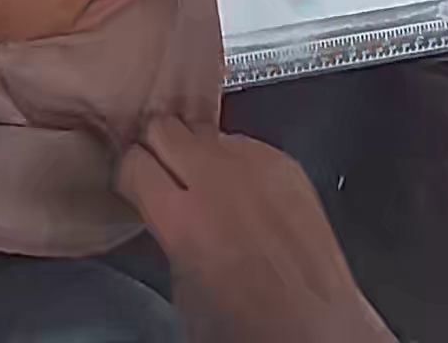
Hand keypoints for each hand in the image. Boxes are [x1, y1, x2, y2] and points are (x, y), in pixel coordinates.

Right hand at [118, 117, 396, 342]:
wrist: (319, 332)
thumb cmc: (246, 325)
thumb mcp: (181, 283)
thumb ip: (164, 224)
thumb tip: (155, 196)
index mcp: (181, 216)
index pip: (131, 160)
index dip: (128, 172)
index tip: (133, 181)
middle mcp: (214, 177)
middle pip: (162, 125)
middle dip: (155, 145)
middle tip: (161, 168)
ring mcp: (252, 162)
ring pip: (201, 128)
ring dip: (194, 149)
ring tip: (203, 177)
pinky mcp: (281, 159)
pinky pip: (241, 142)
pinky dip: (234, 160)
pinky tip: (243, 190)